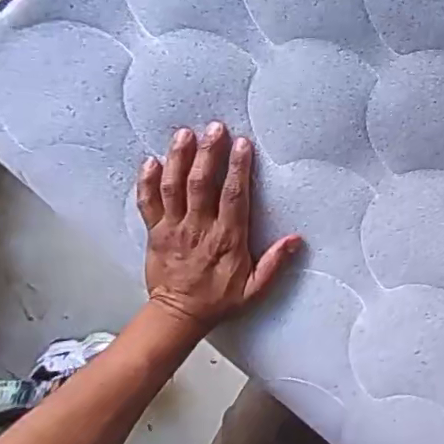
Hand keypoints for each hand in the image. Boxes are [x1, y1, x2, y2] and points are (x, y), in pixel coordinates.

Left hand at [135, 122, 302, 334]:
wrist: (177, 316)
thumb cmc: (218, 300)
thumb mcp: (255, 289)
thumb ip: (275, 263)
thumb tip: (296, 240)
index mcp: (226, 238)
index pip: (233, 196)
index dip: (238, 168)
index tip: (242, 144)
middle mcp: (198, 228)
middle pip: (201, 183)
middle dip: (208, 152)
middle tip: (214, 127)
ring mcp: (173, 228)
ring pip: (173, 187)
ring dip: (178, 158)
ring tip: (184, 134)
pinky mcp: (155, 232)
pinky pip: (148, 202)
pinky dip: (147, 181)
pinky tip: (150, 160)